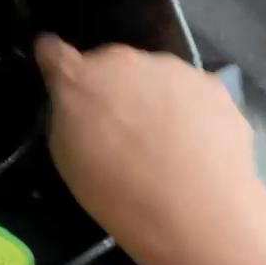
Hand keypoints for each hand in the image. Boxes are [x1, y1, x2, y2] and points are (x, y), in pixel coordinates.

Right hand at [34, 35, 265, 264]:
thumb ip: (67, 113)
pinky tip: (194, 144)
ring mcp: (173, 69)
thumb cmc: (114, 190)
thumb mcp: (65, 153)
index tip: (58, 78)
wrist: (197, 214)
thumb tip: (79, 101)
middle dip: (109, 84)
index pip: (52, 50)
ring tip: (163, 139)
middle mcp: (123, 60)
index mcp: (78, 76)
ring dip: (150, 93)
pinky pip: (189, 90)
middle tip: (119, 124)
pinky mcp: (213, 85)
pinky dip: (187, 108)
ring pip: (152, 74)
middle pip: (109, 62)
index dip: (54, 63)